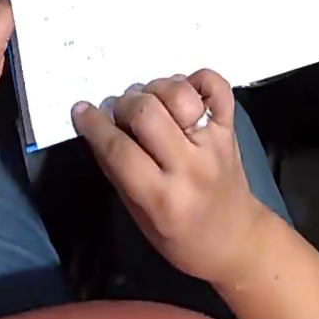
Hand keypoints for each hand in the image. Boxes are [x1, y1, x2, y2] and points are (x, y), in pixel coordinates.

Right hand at [72, 70, 280, 286]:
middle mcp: (190, 166)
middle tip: (121, 114)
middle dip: (123, 105)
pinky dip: (196, 79)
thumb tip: (96, 126)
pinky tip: (184, 93)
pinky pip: (215, 85)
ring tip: (151, 103)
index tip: (81, 110)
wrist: (236, 240)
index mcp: (162, 198)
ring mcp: (213, 142)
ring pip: (178, 93)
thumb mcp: (140, 216)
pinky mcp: (230, 126)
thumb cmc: (181, 237)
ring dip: (155, 89)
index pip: (120, 151)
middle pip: (146, 113)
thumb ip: (117, 170)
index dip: (94, 125)